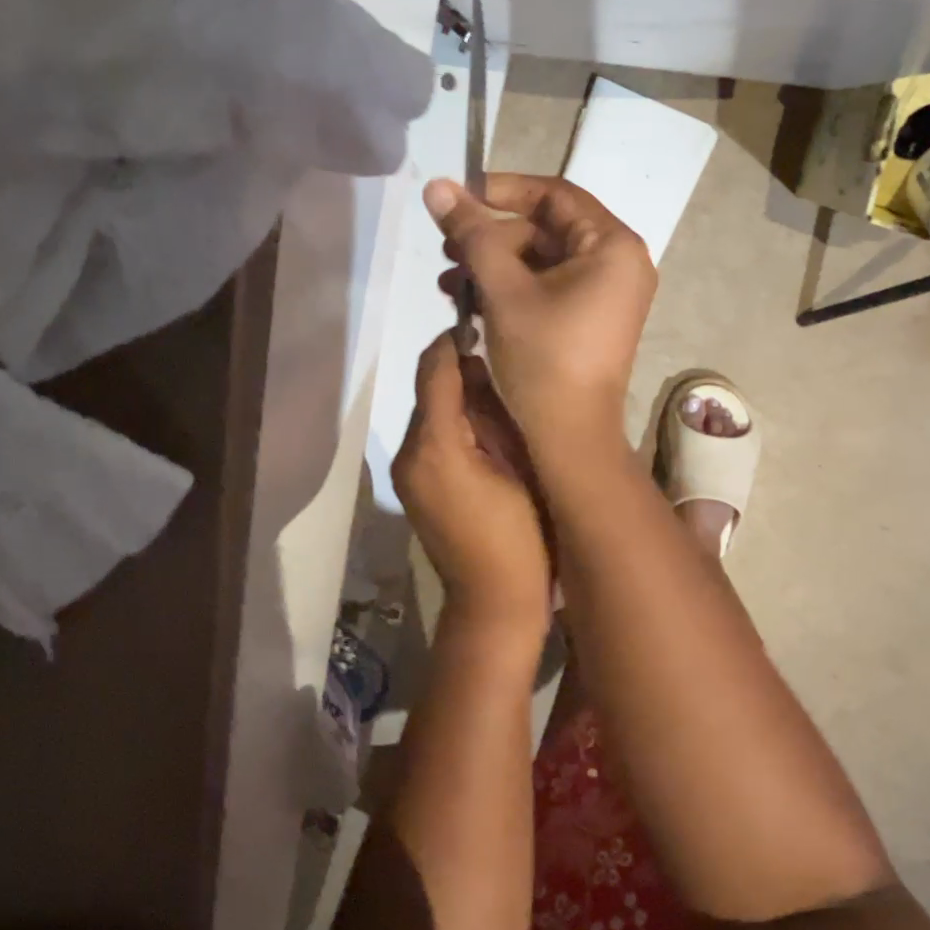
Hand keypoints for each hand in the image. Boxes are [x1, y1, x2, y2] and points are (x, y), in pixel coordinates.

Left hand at [394, 329, 551, 628]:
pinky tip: (486, 438)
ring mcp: (407, 476)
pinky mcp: (413, 492)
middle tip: (505, 369)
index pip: (435, 369)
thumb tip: (484, 372)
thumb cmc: (522, 538)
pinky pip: (430, 443)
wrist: (494, 603)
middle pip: (429, 391)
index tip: (488, 326)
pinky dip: (453, 430)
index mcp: (436, 444)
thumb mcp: (521, 468)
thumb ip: (498, 414)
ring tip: (501, 403)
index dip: (457, 341)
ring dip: (458, 403)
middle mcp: (410, 453)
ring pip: (430, 417)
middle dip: (461, 374)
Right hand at [425, 175, 655, 449]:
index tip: (458, 198)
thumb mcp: (504, 291)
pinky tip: (470, 305)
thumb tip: (436, 186)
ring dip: (493, 268)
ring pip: (541, 263)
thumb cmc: (544, 359)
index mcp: (613, 246)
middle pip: (546, 231)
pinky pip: (548, 291)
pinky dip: (510, 292)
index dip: (502, 190)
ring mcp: (607, 297)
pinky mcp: (591, 324)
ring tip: (448, 284)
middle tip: (446, 250)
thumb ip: (471, 234)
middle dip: (491, 239)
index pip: (554, 195)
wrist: (570, 438)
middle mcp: (619, 265)